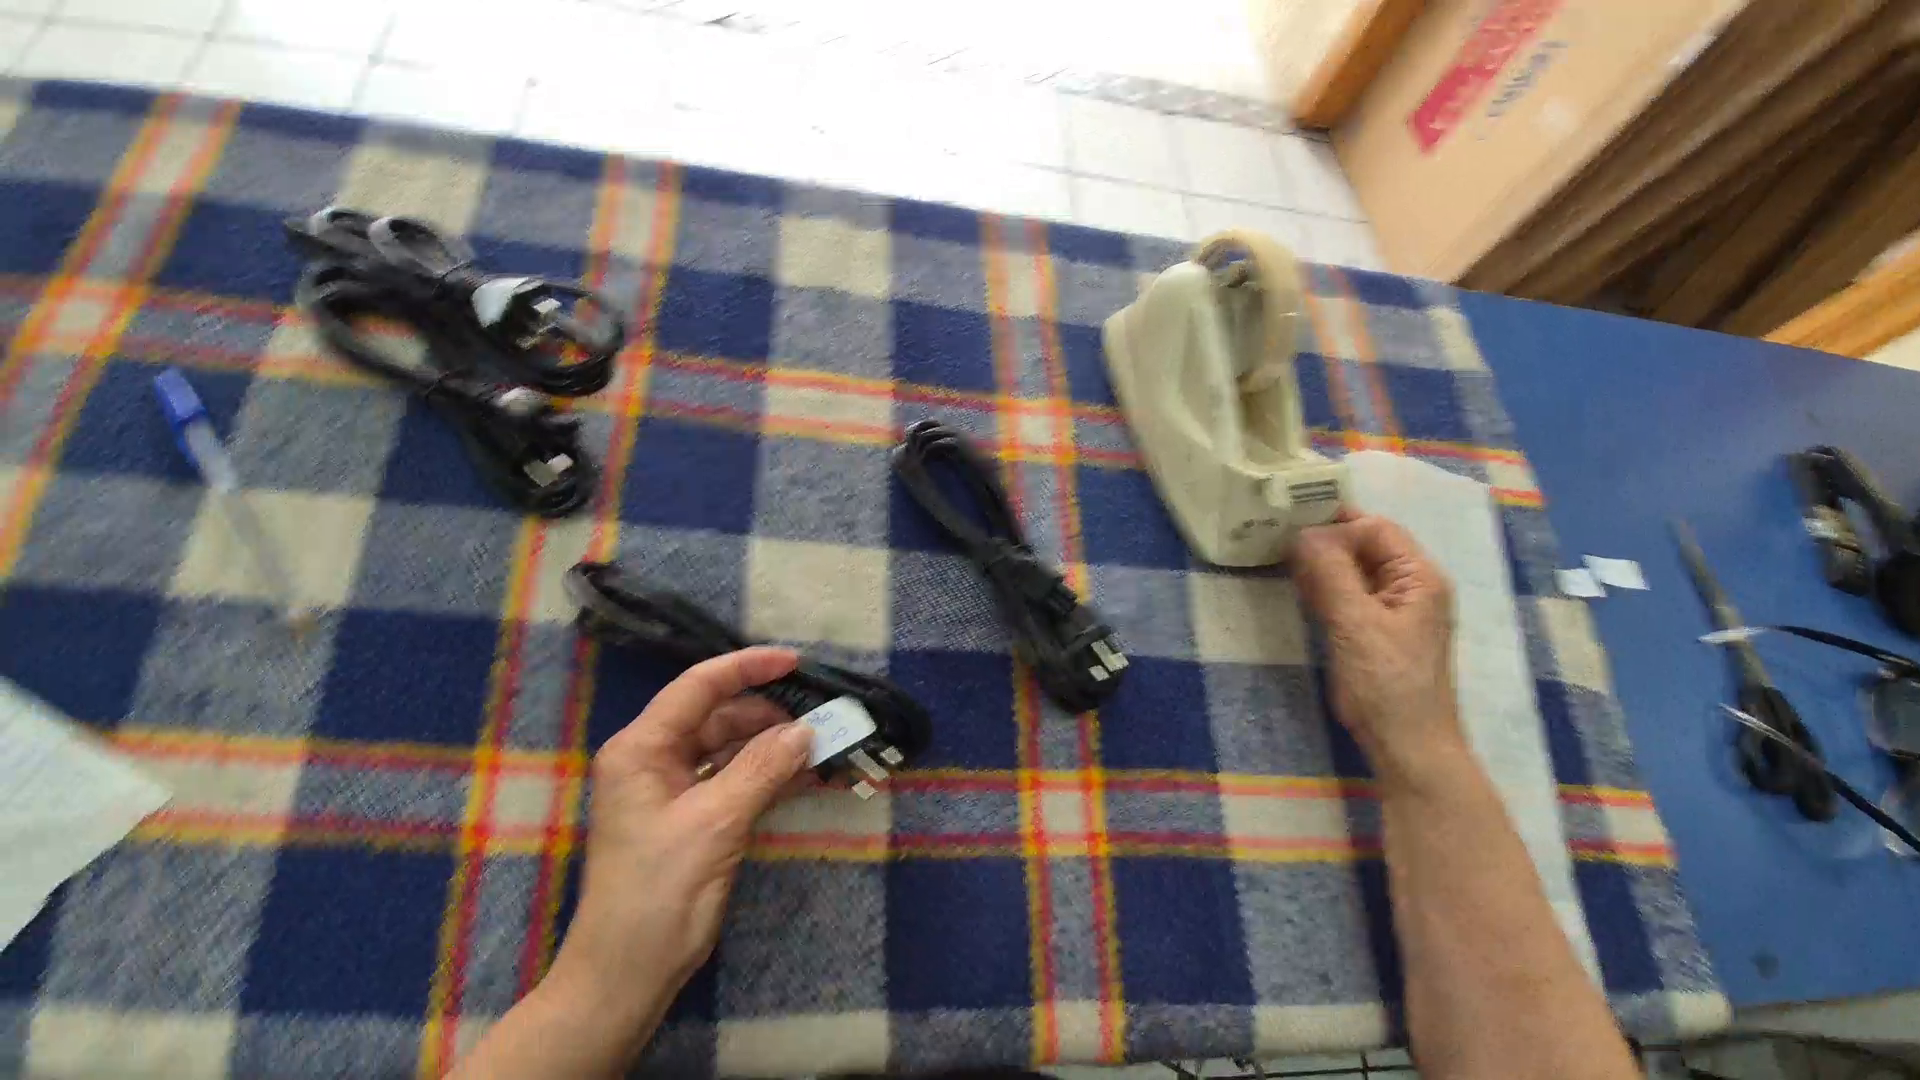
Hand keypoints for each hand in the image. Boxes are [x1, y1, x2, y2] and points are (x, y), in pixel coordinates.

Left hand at [547, 647, 815, 1038]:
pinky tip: (809, 775)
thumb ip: (763, 768)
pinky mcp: (694, 816)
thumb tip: (808, 730)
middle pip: (719, 716)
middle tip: (823, 717)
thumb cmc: (659, 891)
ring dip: (776, 748)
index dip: (747, 668)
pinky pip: (737, 780)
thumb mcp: (715, 823)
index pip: (699, 687)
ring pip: (733, 749)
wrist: (628, 974)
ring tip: (824, 747)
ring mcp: (675, 788)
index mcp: (643, 747)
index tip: (795, 662)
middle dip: (771, 715)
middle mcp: (656, 758)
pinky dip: (771, 776)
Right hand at [1292, 511, 1465, 790]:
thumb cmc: (1386, 684)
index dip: (1335, 523)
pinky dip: (1324, 587)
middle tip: (1277, 537)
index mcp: (1419, 577)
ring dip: (1321, 563)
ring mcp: (1393, 610)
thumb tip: (1303, 530)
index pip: (1375, 528)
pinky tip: (1299, 589)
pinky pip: (1348, 595)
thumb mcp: (1354, 623)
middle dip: (1324, 540)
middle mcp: (1410, 586)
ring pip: (1353, 570)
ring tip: (1280, 558)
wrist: (1406, 746)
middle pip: (1365, 546)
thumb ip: (1330, 572)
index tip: (1290, 525)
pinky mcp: (1374, 631)